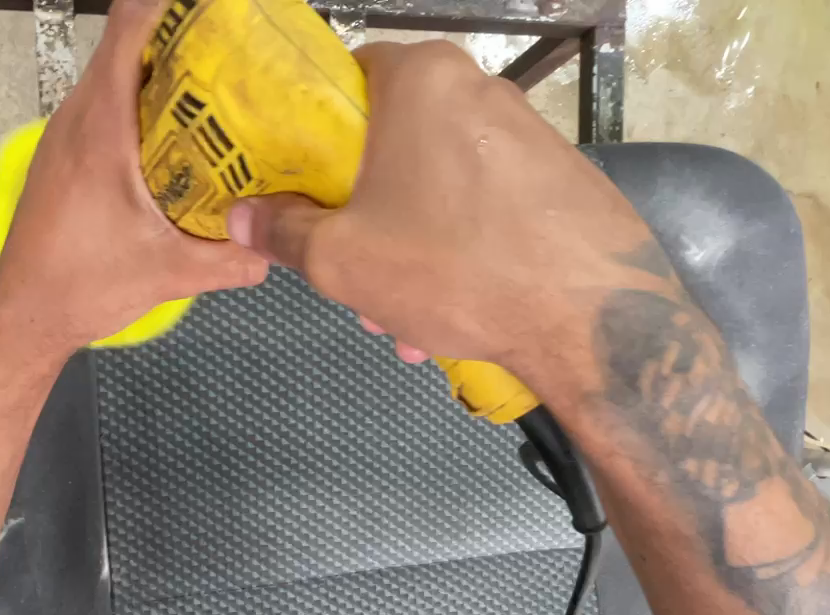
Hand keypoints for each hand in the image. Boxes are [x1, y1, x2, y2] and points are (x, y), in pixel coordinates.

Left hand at [0, 0, 268, 363]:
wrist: (26, 316)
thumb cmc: (82, 288)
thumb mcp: (168, 275)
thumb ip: (228, 260)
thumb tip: (273, 252)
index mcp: (101, 127)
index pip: (130, 24)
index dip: (173, 4)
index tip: (219, 11)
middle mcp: (76, 118)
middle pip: (129, 45)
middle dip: (184, 40)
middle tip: (237, 60)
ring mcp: (64, 137)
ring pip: (115, 79)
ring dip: (161, 79)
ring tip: (216, 98)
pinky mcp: (62, 160)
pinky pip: (104, 111)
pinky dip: (140, 112)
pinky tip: (174, 146)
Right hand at [224, 41, 663, 408]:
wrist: (589, 315)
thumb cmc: (450, 268)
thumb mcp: (341, 260)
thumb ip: (282, 232)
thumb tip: (240, 215)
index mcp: (419, 80)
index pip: (340, 82)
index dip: (306, 139)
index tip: (295, 193)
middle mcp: (474, 88)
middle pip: (384, 147)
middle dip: (358, 219)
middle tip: (352, 280)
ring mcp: (520, 133)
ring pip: (428, 189)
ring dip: (400, 252)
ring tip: (399, 320)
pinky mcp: (550, 178)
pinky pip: (473, 209)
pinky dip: (449, 254)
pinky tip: (446, 314)